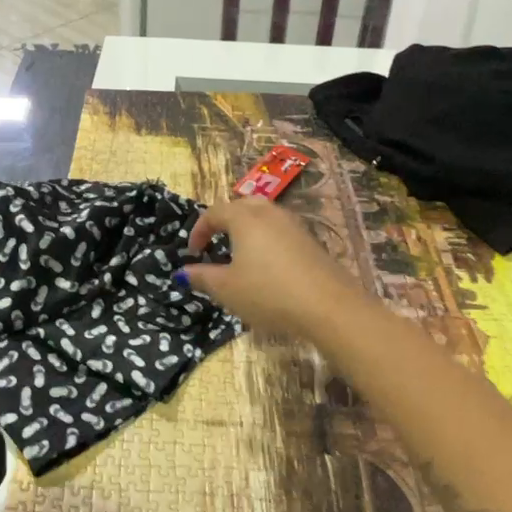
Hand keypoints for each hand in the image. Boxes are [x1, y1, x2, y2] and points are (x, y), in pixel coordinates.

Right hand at [179, 196, 369, 341]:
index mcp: (244, 218)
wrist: (328, 305)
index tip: (192, 252)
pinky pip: (280, 231)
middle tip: (216, 243)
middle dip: (225, 222)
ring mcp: (294, 225)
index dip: (199, 231)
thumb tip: (182, 272)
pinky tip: (268, 266)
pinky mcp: (310, 241)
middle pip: (241, 206)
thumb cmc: (268, 293)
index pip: (214, 213)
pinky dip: (267, 240)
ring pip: (264, 217)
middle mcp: (269, 213)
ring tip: (240, 254)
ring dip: (247, 229)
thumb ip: (202, 277)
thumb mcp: (227, 289)